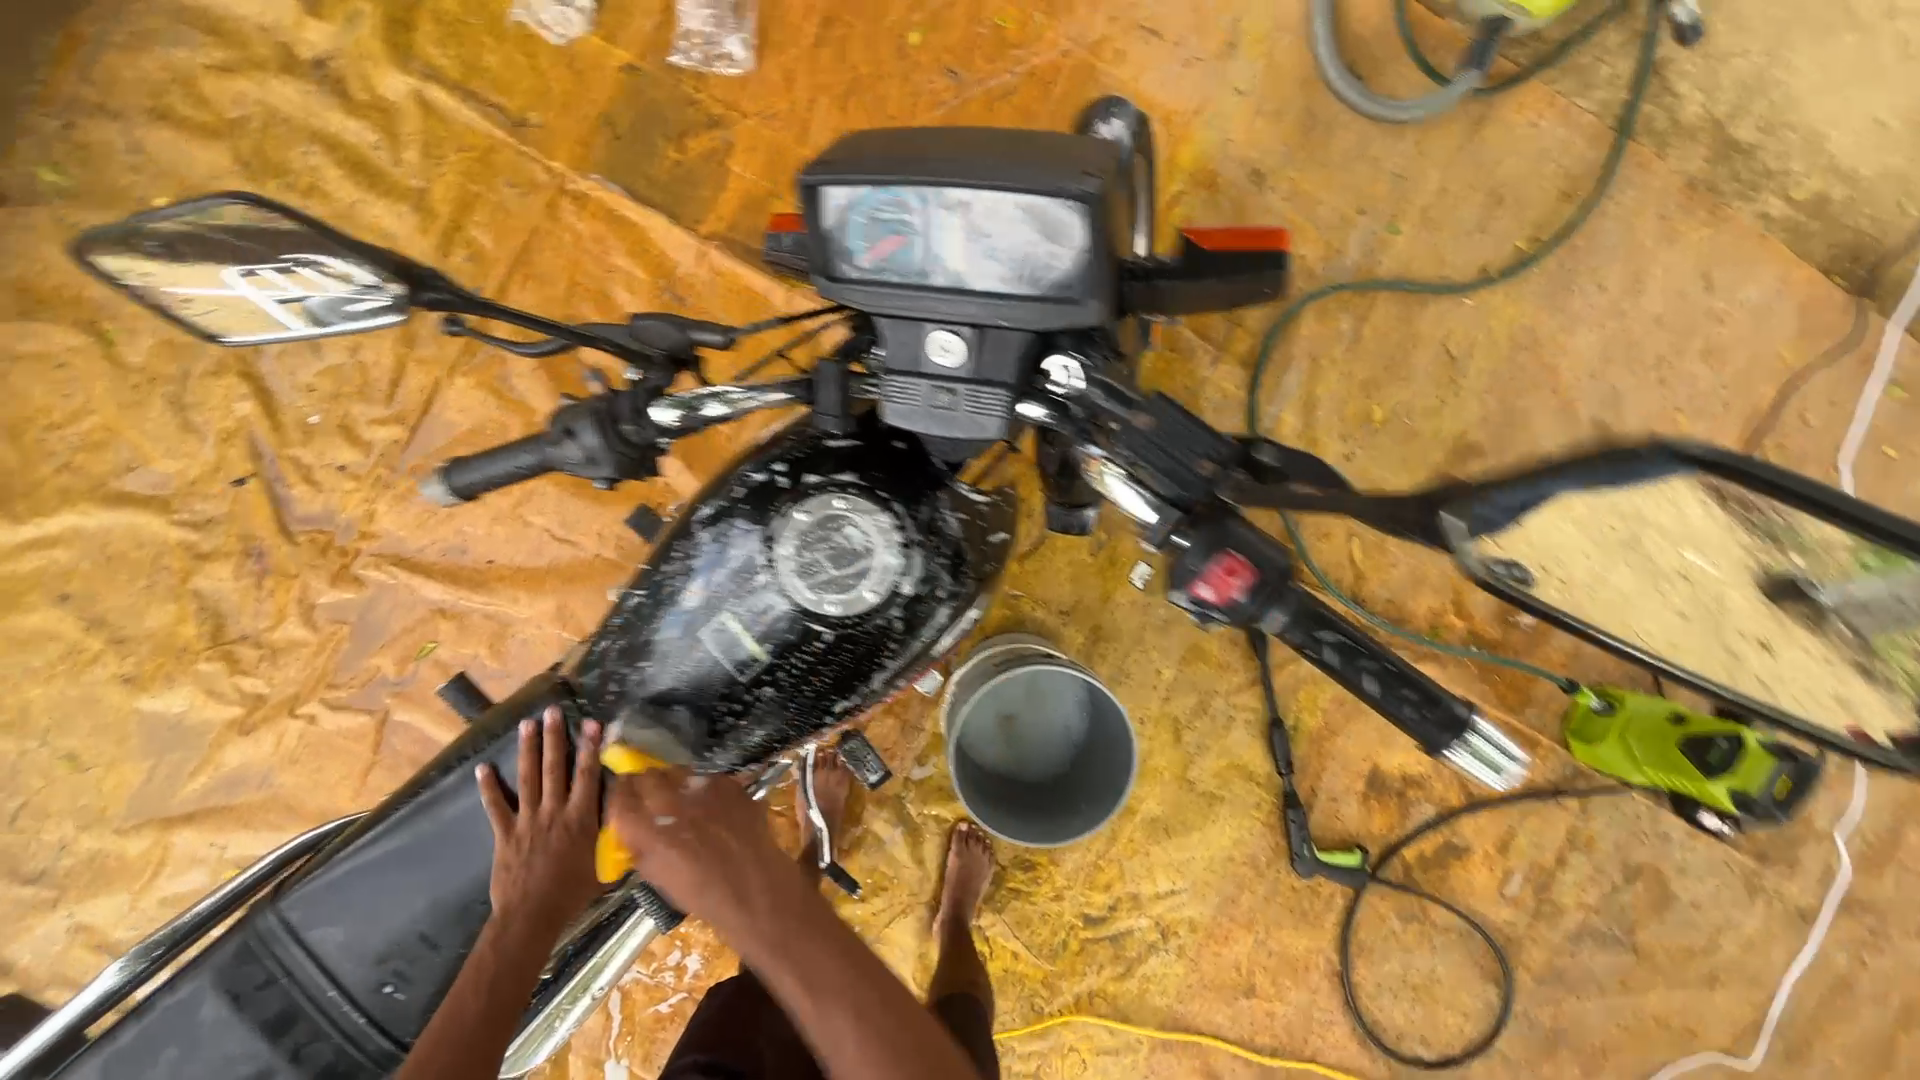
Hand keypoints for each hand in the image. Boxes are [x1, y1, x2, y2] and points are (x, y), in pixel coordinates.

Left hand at [475, 705, 605, 938]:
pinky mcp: (505, 833)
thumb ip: (616, 845)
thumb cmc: (572, 895)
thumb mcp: (604, 868)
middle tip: (553, 711)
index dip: (590, 748)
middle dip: (555, 737)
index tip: (592, 723)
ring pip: (528, 777)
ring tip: (527, 724)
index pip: (588, 775)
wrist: (531, 916)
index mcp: (581, 818)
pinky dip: (488, 787)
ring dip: (528, 749)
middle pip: (555, 767)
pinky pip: (496, 806)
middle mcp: (555, 811)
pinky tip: (483, 768)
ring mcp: (528, 820)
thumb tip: (636, 829)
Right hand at [606, 768, 812, 942]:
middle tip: (649, 794)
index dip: (618, 793)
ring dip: (672, 781)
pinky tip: (708, 800)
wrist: (752, 883)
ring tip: (679, 795)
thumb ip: (639, 846)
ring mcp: (700, 789)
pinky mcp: (727, 783)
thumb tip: (632, 828)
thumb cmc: (700, 891)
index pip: (620, 797)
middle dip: (644, 783)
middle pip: (646, 777)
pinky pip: (706, 776)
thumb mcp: (656, 875)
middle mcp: (670, 803)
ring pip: (676, 771)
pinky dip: (701, 785)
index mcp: (646, 830)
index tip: (621, 793)